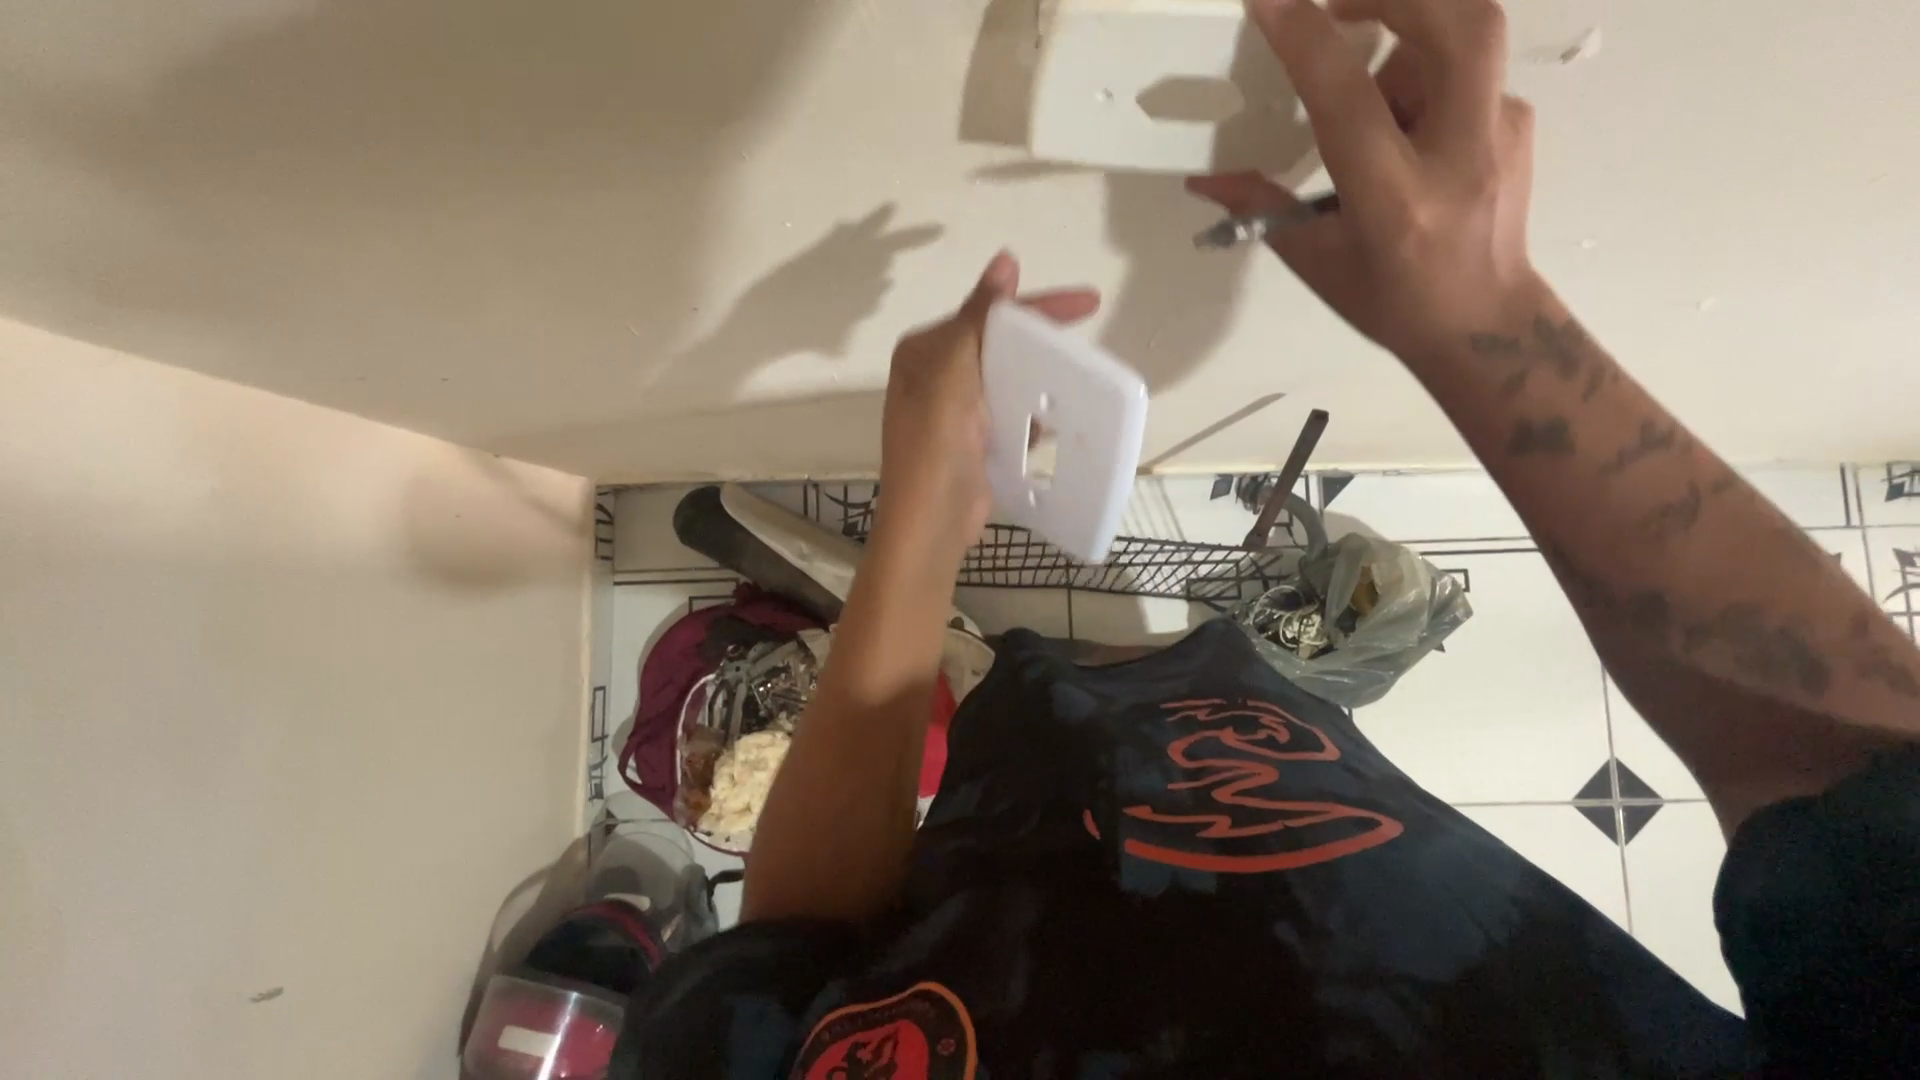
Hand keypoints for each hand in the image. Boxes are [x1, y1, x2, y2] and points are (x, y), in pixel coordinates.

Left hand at [875, 253, 1098, 556]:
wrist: (932, 521)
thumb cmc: (937, 444)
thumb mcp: (955, 373)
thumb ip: (979, 318)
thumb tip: (1006, 259)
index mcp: (927, 351)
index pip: (989, 315)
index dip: (1039, 306)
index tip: (1090, 303)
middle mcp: (937, 375)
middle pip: (1000, 345)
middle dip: (1041, 344)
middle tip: (1087, 340)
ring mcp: (955, 412)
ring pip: (1007, 380)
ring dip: (1038, 381)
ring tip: (1077, 380)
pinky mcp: (974, 442)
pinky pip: (1010, 415)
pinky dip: (1031, 417)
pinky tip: (1051, 423)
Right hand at [1187, 0, 1543, 356]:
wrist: (1482, 321)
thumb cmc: (1389, 300)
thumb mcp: (1317, 261)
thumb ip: (1264, 210)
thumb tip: (1205, 181)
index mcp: (1395, 199)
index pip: (1350, 101)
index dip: (1306, 42)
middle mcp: (1460, 154)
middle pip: (1459, 24)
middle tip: (1335, 2)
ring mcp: (1502, 131)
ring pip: (1466, 36)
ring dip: (1409, 40)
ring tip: (1374, 95)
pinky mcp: (1519, 120)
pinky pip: (1468, 70)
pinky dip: (1428, 77)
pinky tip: (1407, 126)